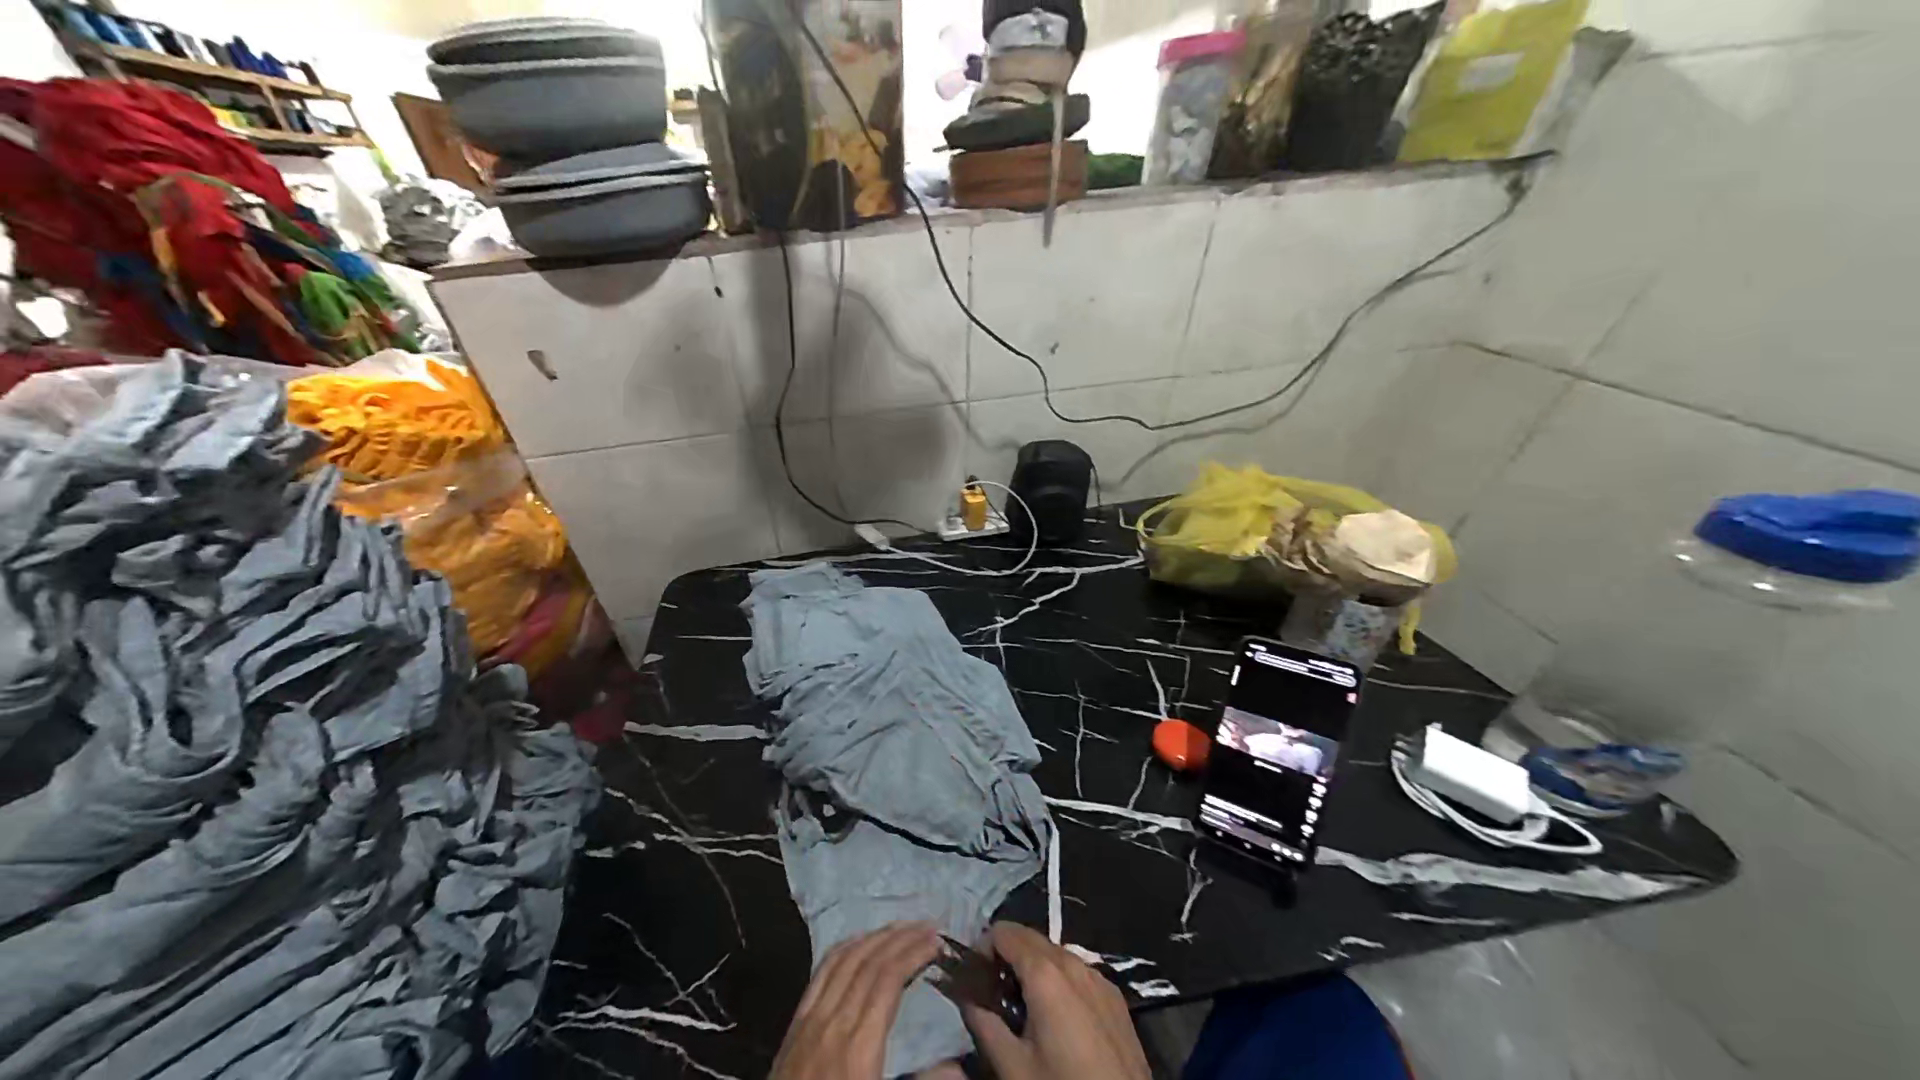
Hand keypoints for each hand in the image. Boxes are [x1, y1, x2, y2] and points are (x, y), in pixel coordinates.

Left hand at [771, 922, 941, 1079]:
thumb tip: (957, 1066)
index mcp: (859, 1046)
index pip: (888, 979)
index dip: (914, 952)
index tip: (938, 940)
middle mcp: (833, 1021)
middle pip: (868, 962)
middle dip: (900, 937)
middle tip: (927, 924)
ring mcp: (809, 1019)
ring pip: (844, 960)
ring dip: (874, 936)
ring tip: (900, 926)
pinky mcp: (794, 1025)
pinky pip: (821, 973)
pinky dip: (844, 949)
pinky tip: (858, 944)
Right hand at [959, 922, 1149, 1079]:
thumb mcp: (1012, 1066)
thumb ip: (983, 1023)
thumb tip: (966, 996)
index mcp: (1045, 972)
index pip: (1003, 932)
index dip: (983, 948)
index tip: (976, 978)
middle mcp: (1073, 962)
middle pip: (1029, 937)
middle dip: (1006, 956)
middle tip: (993, 993)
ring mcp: (1098, 976)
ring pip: (1054, 953)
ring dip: (1032, 967)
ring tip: (1023, 1008)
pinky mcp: (1114, 995)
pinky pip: (1076, 972)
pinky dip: (1058, 980)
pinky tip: (1056, 1018)